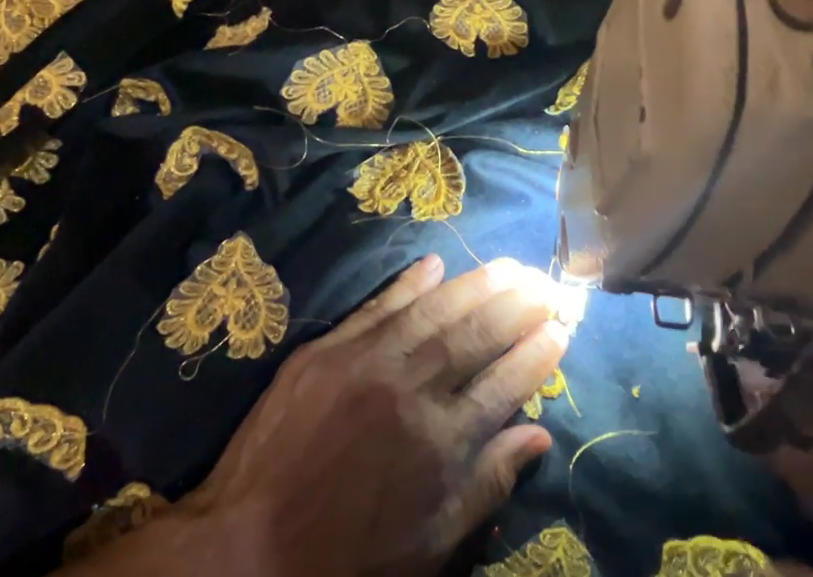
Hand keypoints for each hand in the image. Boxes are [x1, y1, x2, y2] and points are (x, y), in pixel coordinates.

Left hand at [63, 255, 568, 576]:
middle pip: (475, 336)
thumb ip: (487, 483)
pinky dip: (408, 284)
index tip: (562, 328)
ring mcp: (365, 363)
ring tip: (508, 266)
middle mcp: (410, 391)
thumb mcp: (431, 543)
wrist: (250, 541)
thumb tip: (539, 435)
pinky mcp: (325, 351)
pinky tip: (434, 264)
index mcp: (441, 443)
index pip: (504, 383)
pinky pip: (376, 307)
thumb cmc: (349, 552)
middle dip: (517, 307)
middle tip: (546, 283)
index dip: (538, 354)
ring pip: (432, 311)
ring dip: (474, 284)